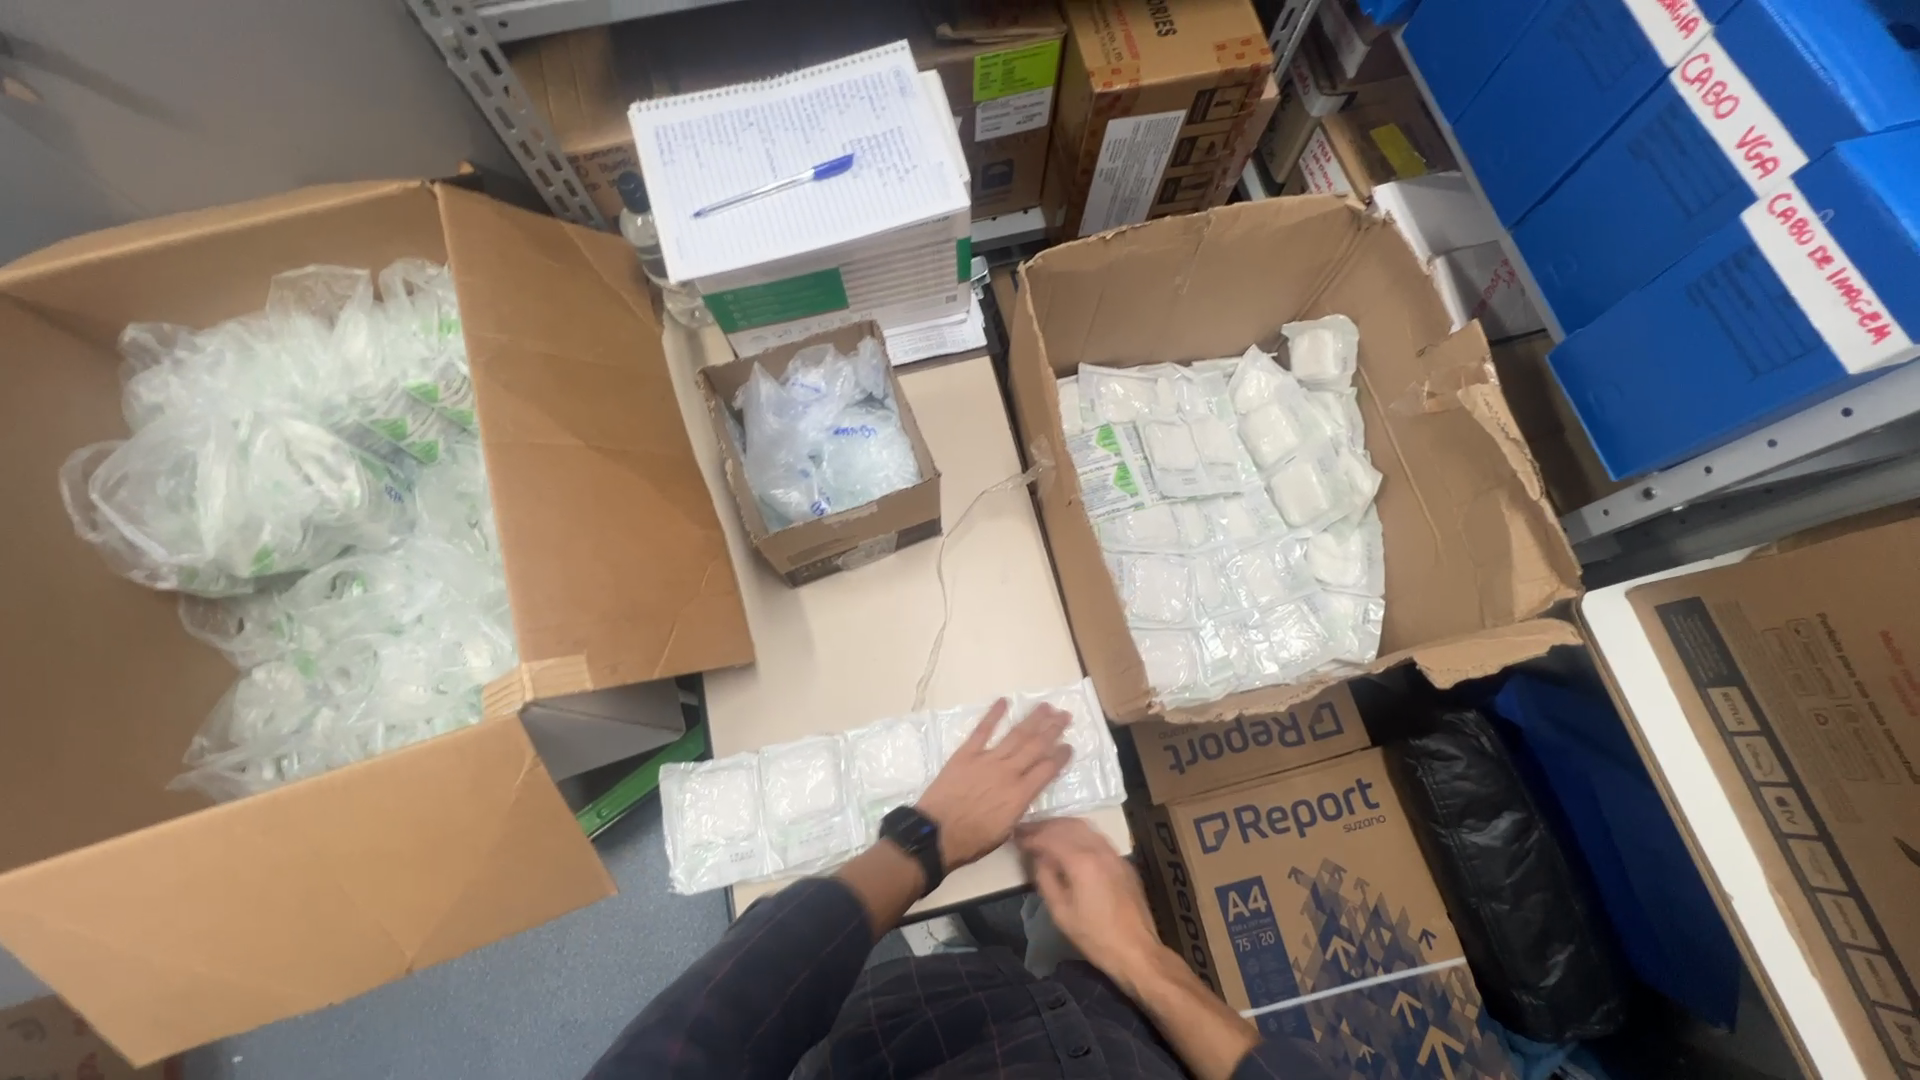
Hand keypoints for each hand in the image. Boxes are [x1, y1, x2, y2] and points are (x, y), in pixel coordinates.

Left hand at [915, 699, 1070, 869]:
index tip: (1070, 746)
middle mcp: (1008, 772)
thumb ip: (1019, 809)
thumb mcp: (1005, 832)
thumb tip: (1026, 795)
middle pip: (1036, 746)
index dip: (1061, 756)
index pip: (1047, 769)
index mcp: (1020, 795)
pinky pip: (982, 730)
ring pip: (1016, 734)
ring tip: (1046, 706)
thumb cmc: (971, 841)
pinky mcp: (966, 753)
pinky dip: (993, 714)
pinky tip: (1003, 701)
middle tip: (1065, 715)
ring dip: (1032, 719)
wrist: (936, 834)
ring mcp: (987, 760)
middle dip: (1053, 729)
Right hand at [1016, 817, 1163, 986]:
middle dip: (1044, 826)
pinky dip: (1078, 833)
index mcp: (1081, 860)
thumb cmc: (1094, 936)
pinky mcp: (1123, 861)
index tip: (1015, 836)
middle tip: (1026, 830)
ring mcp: (1114, 853)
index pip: (1049, 837)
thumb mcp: (1060, 911)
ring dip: (1061, 826)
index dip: (1029, 835)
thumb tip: (1037, 856)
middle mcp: (1098, 848)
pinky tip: (1070, 844)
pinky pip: (1097, 837)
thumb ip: (1045, 877)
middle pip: (1066, 825)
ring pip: (1084, 827)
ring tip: (1045, 833)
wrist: (1137, 951)